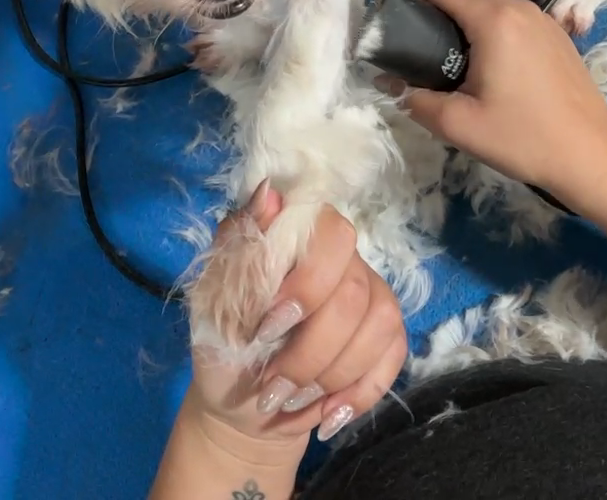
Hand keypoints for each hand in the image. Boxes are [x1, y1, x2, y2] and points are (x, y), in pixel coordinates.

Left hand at [185, 186, 407, 454]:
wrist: (243, 403)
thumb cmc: (225, 341)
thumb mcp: (214, 298)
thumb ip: (240, 244)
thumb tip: (268, 191)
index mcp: (300, 239)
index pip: (332, 232)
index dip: (307, 283)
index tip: (266, 328)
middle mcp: (343, 260)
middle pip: (353, 293)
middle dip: (309, 351)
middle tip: (270, 384)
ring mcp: (371, 296)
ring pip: (378, 326)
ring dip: (330, 377)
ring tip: (289, 400)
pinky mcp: (386, 337)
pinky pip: (393, 358)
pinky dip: (357, 395)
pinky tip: (325, 415)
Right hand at [385, 0, 606, 205]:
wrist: (593, 156)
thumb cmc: (524, 137)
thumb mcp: (459, 125)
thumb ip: (416, 100)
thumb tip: (395, 87)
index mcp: (494, 20)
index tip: (396, 27)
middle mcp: (519, 8)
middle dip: (434, 7)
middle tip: (416, 44)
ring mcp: (543, 18)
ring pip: (490, 0)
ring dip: (462, 16)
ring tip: (446, 54)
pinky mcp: (557, 34)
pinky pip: (511, 15)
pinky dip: (489, 25)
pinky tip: (485, 61)